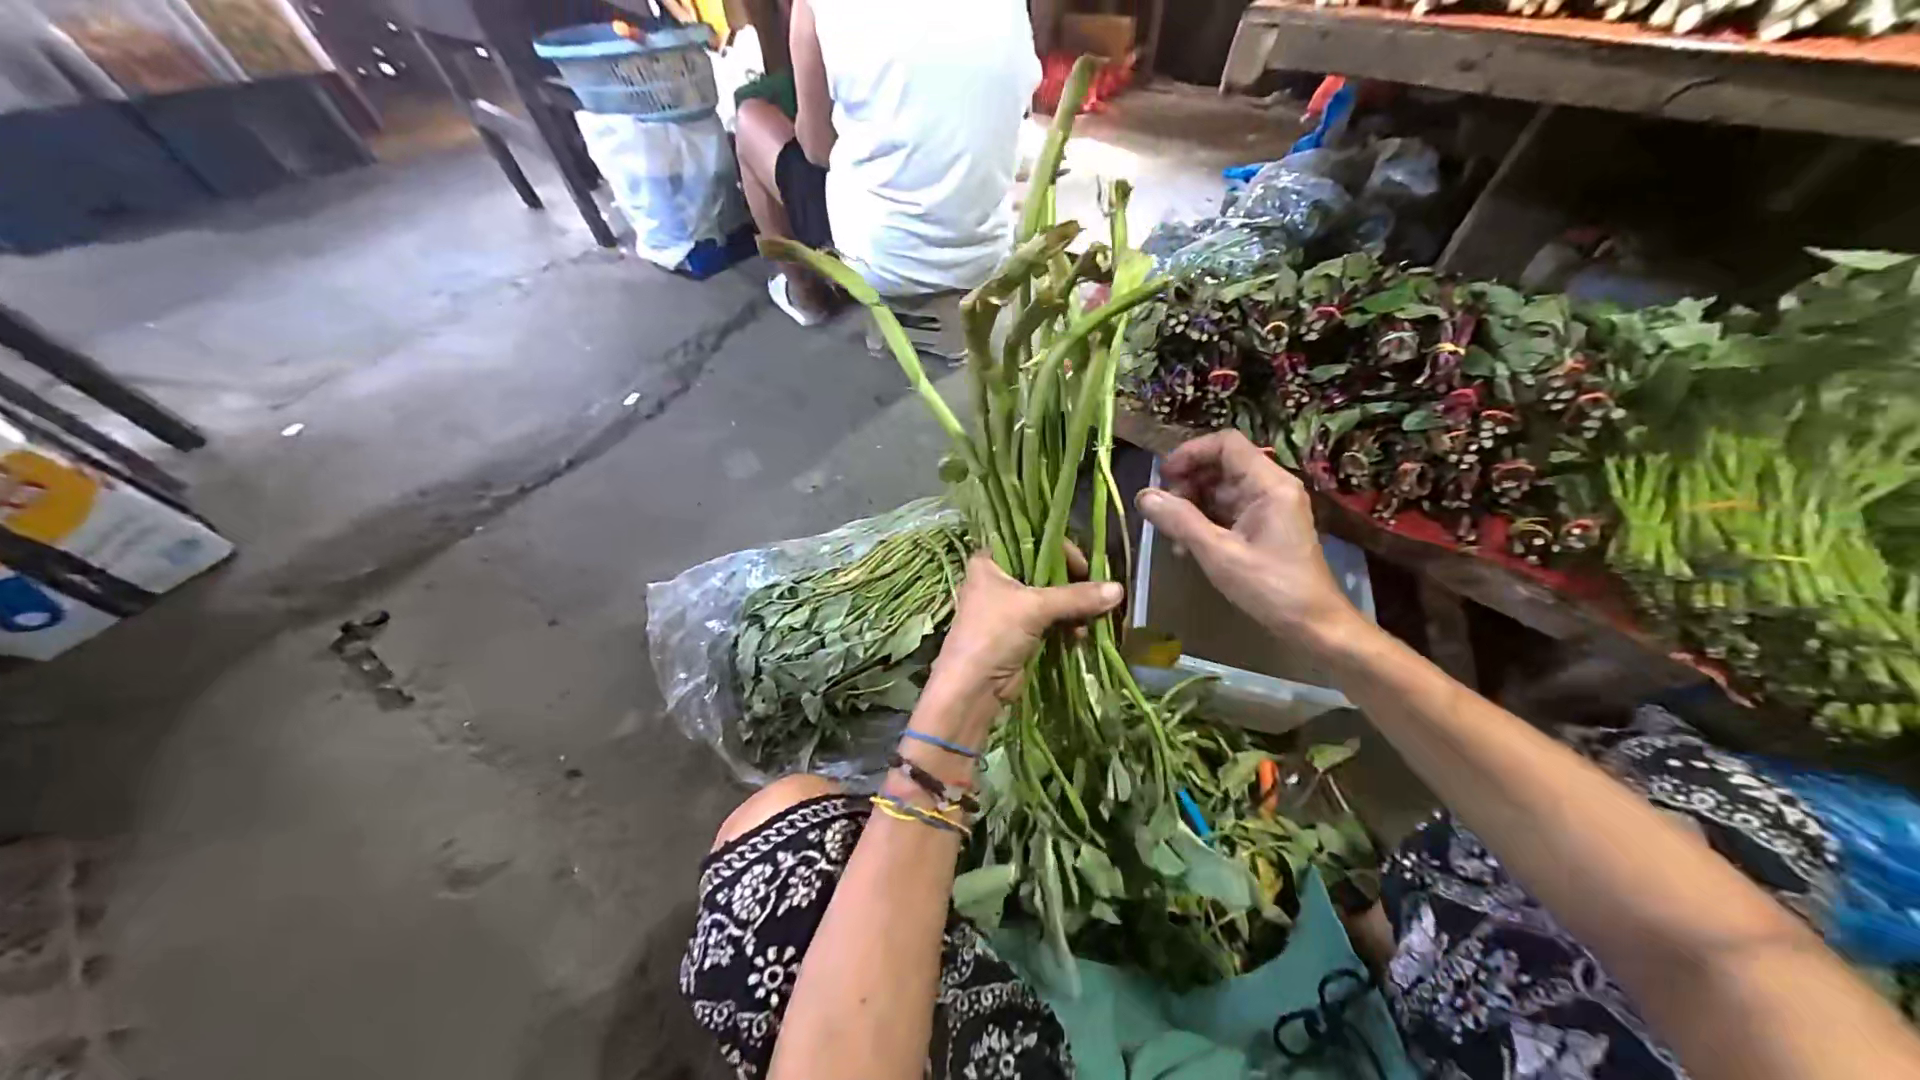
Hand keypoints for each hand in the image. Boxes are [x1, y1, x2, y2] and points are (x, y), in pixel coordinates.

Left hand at [923, 552, 1122, 716]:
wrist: (971, 689)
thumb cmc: (993, 635)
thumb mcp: (1035, 608)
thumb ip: (1076, 597)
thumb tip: (1119, 590)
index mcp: (990, 561)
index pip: (1032, 540)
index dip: (1061, 551)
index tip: (1085, 568)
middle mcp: (999, 579)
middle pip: (1045, 570)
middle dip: (1073, 583)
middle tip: (1097, 593)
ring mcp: (1009, 607)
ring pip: (1051, 597)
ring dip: (1074, 607)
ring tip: (1093, 618)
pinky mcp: (1020, 632)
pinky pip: (1051, 620)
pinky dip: (1068, 624)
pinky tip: (1083, 634)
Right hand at [1135, 431, 1360, 644]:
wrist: (1313, 625)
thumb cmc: (1270, 587)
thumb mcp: (1218, 553)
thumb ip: (1180, 520)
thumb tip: (1143, 495)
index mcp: (1269, 484)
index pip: (1226, 443)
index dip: (1190, 453)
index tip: (1163, 477)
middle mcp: (1271, 488)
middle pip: (1220, 465)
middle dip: (1187, 483)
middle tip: (1163, 511)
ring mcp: (1268, 508)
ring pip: (1220, 490)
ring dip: (1191, 506)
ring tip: (1171, 535)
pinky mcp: (1263, 527)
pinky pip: (1226, 511)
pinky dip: (1203, 522)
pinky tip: (1185, 546)